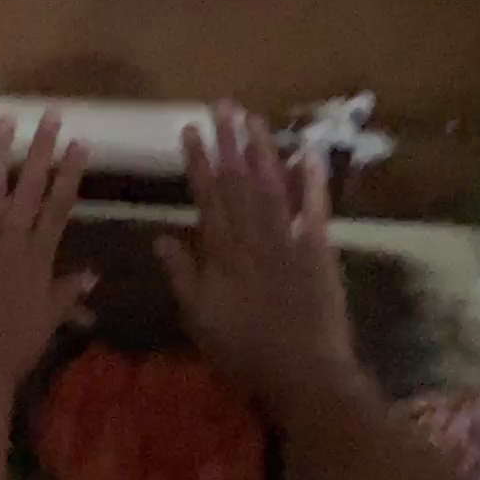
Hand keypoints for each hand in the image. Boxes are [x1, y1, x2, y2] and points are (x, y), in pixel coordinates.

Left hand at [0, 113, 91, 402]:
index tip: (78, 143)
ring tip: (6, 121)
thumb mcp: (49, 320)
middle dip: (40, 151)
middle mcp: (11, 243)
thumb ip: (68, 292)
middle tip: (49, 116)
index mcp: (38, 258)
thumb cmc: (15, 345)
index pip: (58, 207)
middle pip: (29, 190)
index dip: (69, 174)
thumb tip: (94, 274)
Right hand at [155, 102, 357, 422]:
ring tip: (253, 118)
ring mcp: (289, 239)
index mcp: (221, 251)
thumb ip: (180, 273)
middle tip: (222, 105)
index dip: (197, 161)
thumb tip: (160, 236)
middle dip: (229, 141)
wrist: (304, 373)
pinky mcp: (319, 250)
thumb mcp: (197, 316)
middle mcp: (253, 235)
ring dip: (262, 149)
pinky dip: (313, 180)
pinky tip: (309, 152)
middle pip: (238, 180)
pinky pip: (316, 210)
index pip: (206, 195)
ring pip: (272, 185)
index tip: (189, 129)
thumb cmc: (243, 349)